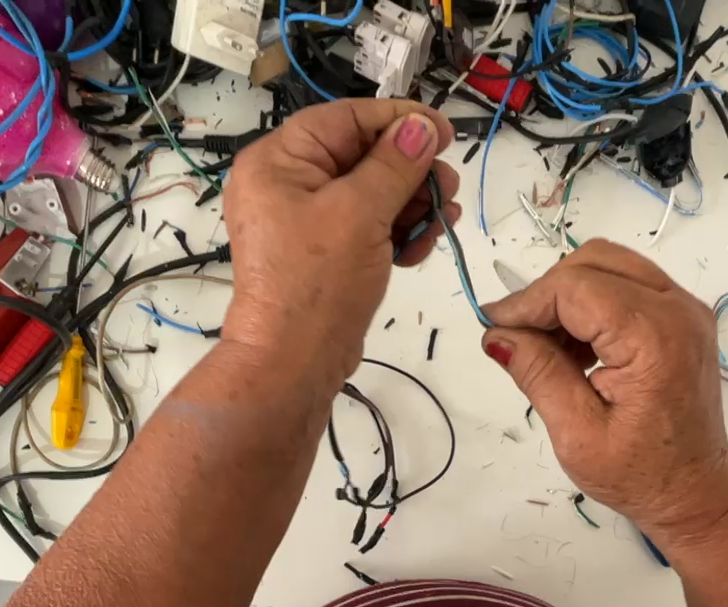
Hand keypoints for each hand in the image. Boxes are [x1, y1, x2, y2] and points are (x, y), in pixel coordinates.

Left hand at [219, 99, 461, 372]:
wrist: (293, 365)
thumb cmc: (318, 285)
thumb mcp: (359, 214)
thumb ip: (394, 165)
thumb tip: (420, 127)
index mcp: (278, 161)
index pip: (346, 121)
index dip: (399, 123)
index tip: (444, 133)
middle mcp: (286, 187)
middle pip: (360, 159)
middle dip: (410, 173)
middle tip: (449, 188)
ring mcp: (303, 226)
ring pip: (367, 198)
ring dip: (410, 207)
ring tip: (444, 221)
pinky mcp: (322, 259)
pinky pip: (363, 231)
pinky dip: (394, 235)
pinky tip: (421, 248)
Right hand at [480, 240, 727, 549]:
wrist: (694, 493)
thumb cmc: (639, 476)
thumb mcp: (576, 434)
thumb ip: (539, 375)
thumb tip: (497, 334)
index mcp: (655, 339)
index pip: (576, 287)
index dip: (527, 301)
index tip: (492, 327)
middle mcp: (678, 310)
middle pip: (595, 262)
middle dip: (547, 294)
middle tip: (516, 338)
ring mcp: (685, 310)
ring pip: (610, 268)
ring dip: (568, 298)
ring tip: (545, 349)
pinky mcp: (681, 320)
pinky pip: (627, 287)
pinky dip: (591, 306)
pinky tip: (574, 350)